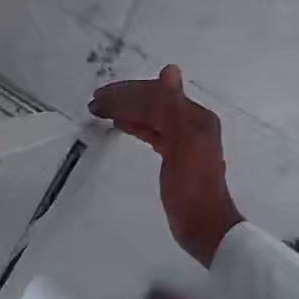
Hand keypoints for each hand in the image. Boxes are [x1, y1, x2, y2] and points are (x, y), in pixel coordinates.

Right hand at [90, 65, 243, 264]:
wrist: (204, 227)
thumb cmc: (192, 188)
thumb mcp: (183, 144)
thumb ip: (173, 108)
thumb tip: (169, 70)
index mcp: (194, 117)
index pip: (157, 96)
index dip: (128, 93)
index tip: (99, 96)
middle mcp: (191, 123)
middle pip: (154, 104)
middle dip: (125, 100)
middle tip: (94, 103)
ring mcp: (184, 140)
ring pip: (152, 117)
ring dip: (128, 111)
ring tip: (100, 111)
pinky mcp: (176, 157)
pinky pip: (154, 132)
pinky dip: (137, 126)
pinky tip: (122, 125)